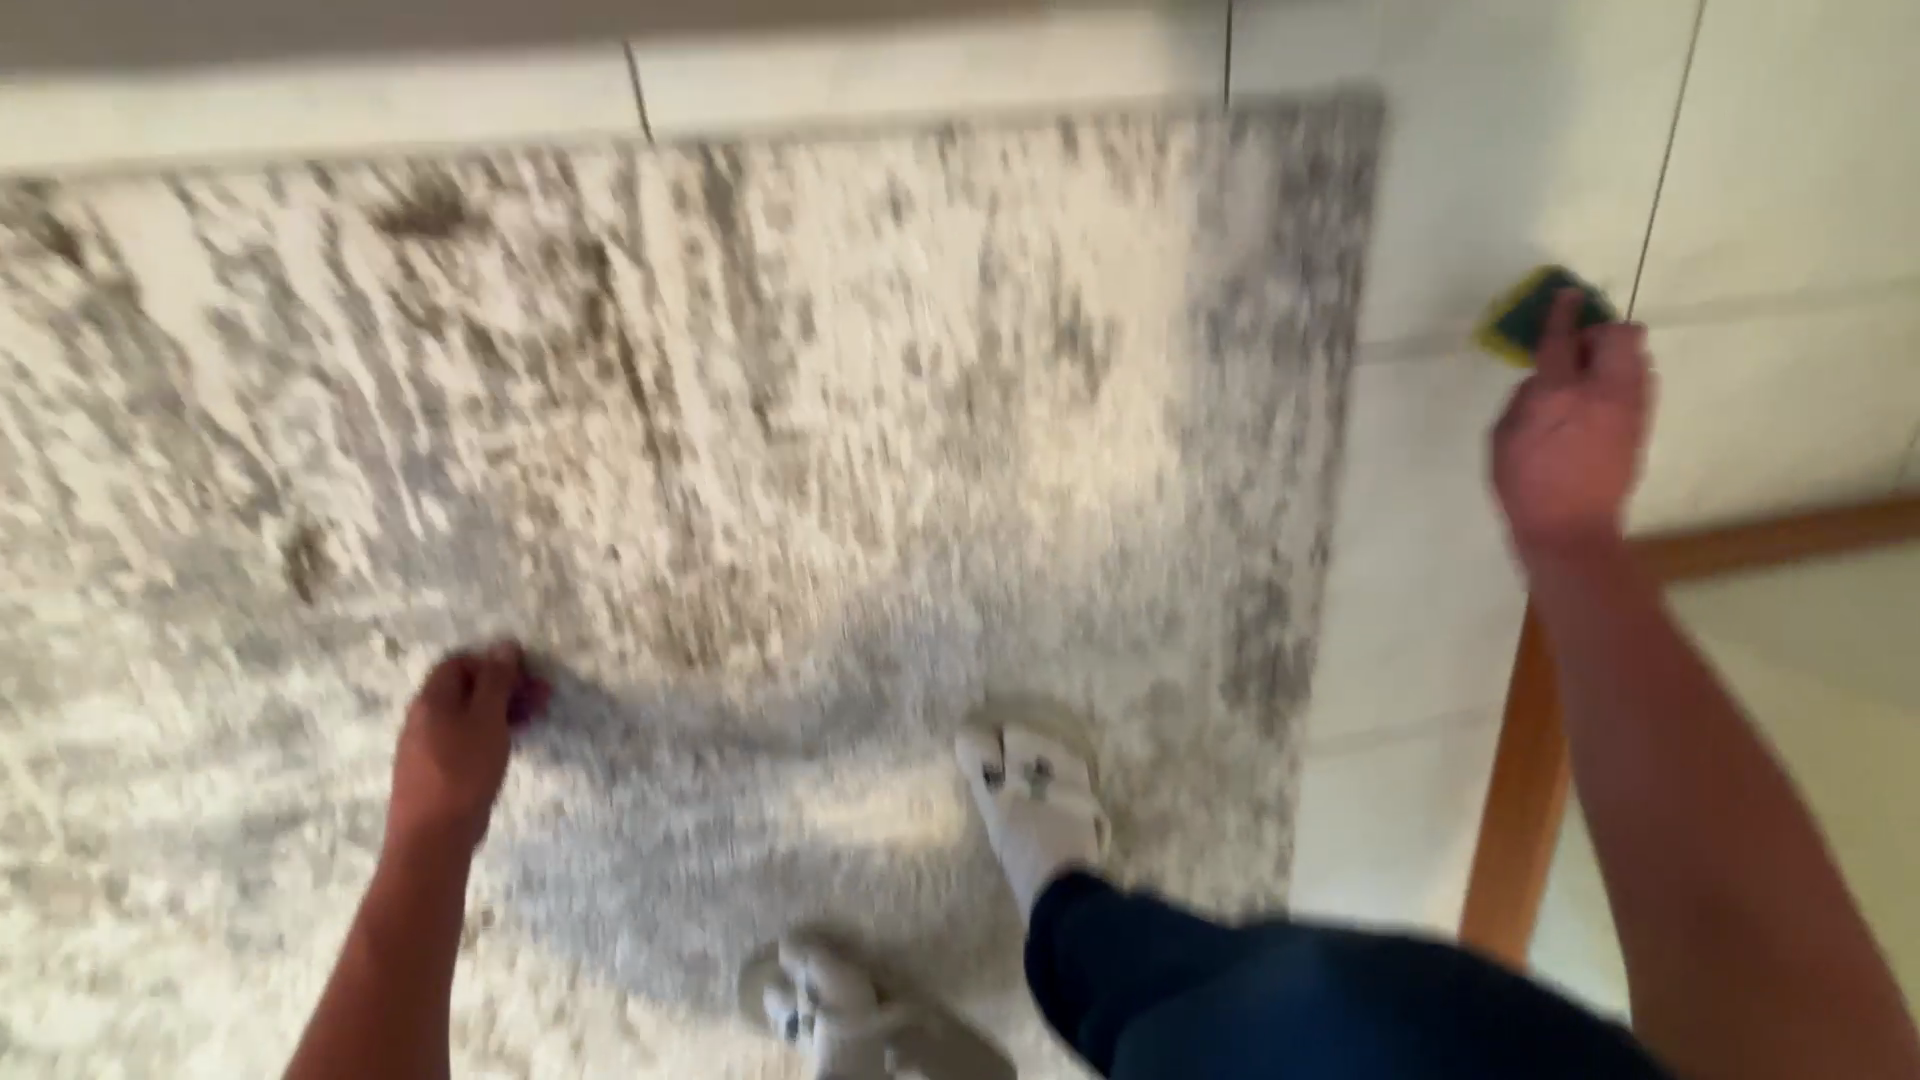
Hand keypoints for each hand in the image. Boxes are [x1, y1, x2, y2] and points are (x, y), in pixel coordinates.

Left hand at [385, 641, 551, 856]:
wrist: (433, 836)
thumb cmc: (463, 770)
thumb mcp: (487, 719)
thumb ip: (496, 681)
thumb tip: (504, 645)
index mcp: (432, 701)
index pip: (459, 663)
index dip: (493, 662)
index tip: (526, 676)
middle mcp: (423, 718)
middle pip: (466, 688)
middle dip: (506, 686)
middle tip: (543, 697)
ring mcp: (427, 745)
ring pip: (469, 713)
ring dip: (503, 709)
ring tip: (536, 718)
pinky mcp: (437, 768)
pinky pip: (466, 736)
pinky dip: (491, 731)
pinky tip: (512, 742)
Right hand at [1491, 289, 1654, 559]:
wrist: (1570, 527)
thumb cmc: (1522, 485)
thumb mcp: (1502, 438)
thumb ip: (1523, 401)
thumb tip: (1543, 382)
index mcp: (1557, 394)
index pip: (1562, 340)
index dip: (1562, 313)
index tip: (1566, 296)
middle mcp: (1602, 391)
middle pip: (1620, 335)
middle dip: (1598, 333)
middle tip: (1575, 351)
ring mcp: (1630, 406)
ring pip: (1636, 356)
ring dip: (1611, 356)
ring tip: (1585, 379)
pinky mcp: (1642, 423)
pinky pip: (1637, 382)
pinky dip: (1618, 379)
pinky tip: (1595, 404)